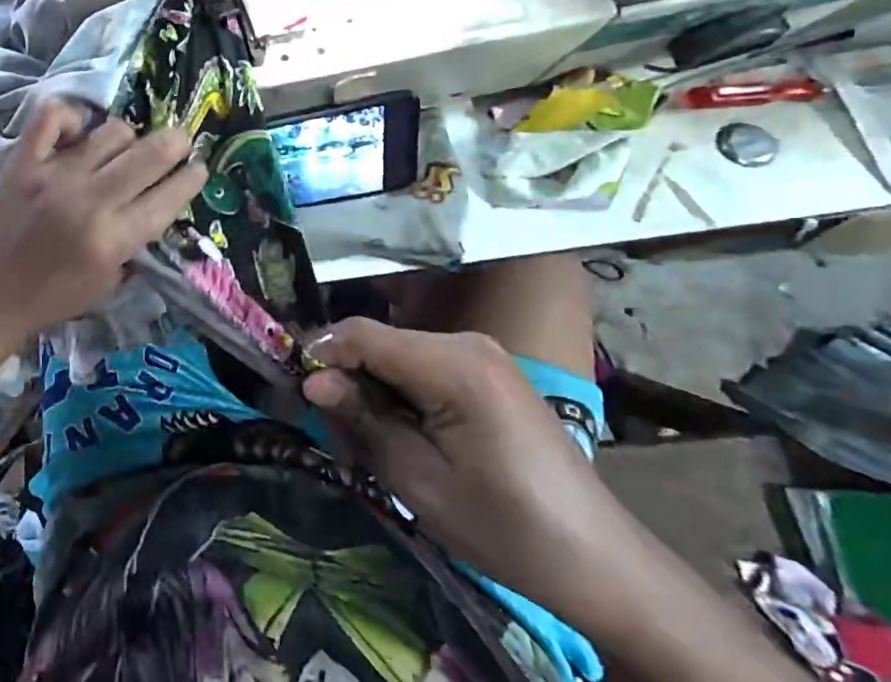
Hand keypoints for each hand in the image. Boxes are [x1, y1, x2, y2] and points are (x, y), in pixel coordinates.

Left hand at [0, 99, 207, 341]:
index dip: (193, 176)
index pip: (169, 195)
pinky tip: (78, 132)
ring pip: (112, 131)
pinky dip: (71, 118)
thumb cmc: (56, 296)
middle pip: (151, 153)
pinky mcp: (23, 161)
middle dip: (176, 142)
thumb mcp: (111, 280)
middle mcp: (90, 201)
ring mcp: (54, 175)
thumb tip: (163, 200)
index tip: (199, 168)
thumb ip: (140, 240)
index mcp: (114, 238)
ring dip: (129, 138)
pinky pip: (52, 116)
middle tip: (178, 144)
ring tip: (124, 150)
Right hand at [301, 318, 606, 577]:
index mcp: (453, 363)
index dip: (321, 354)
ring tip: (368, 446)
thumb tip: (312, 380)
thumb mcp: (417, 479)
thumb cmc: (502, 525)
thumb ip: (362, 418)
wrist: (594, 557)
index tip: (297, 393)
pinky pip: (425, 366)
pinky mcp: (488, 370)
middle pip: (380, 342)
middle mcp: (467, 341)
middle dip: (347, 380)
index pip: (362, 332)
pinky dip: (401, 394)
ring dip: (373, 391)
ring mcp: (482, 352)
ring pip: (398, 354)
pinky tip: (403, 437)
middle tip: (336, 437)